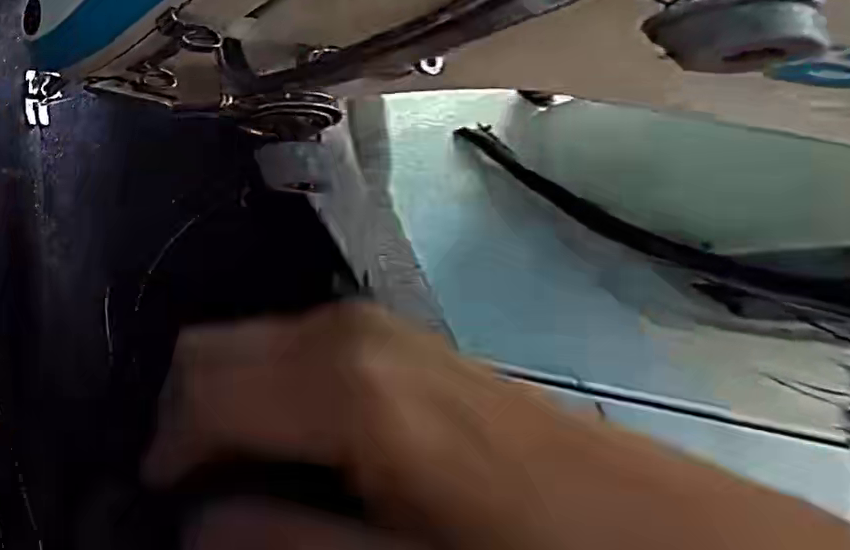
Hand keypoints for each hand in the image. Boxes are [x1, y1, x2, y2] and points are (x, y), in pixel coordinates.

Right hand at [142, 303, 470, 543]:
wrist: (694, 546)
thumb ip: (288, 546)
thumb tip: (192, 524)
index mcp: (339, 381)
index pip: (199, 389)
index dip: (164, 447)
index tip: (155, 504)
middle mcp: (336, 327)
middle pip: (205, 348)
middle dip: (182, 417)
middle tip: (190, 494)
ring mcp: (363, 322)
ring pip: (239, 342)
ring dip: (220, 405)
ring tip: (236, 478)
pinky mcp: (387, 335)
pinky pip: (282, 347)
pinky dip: (259, 392)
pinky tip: (290, 448)